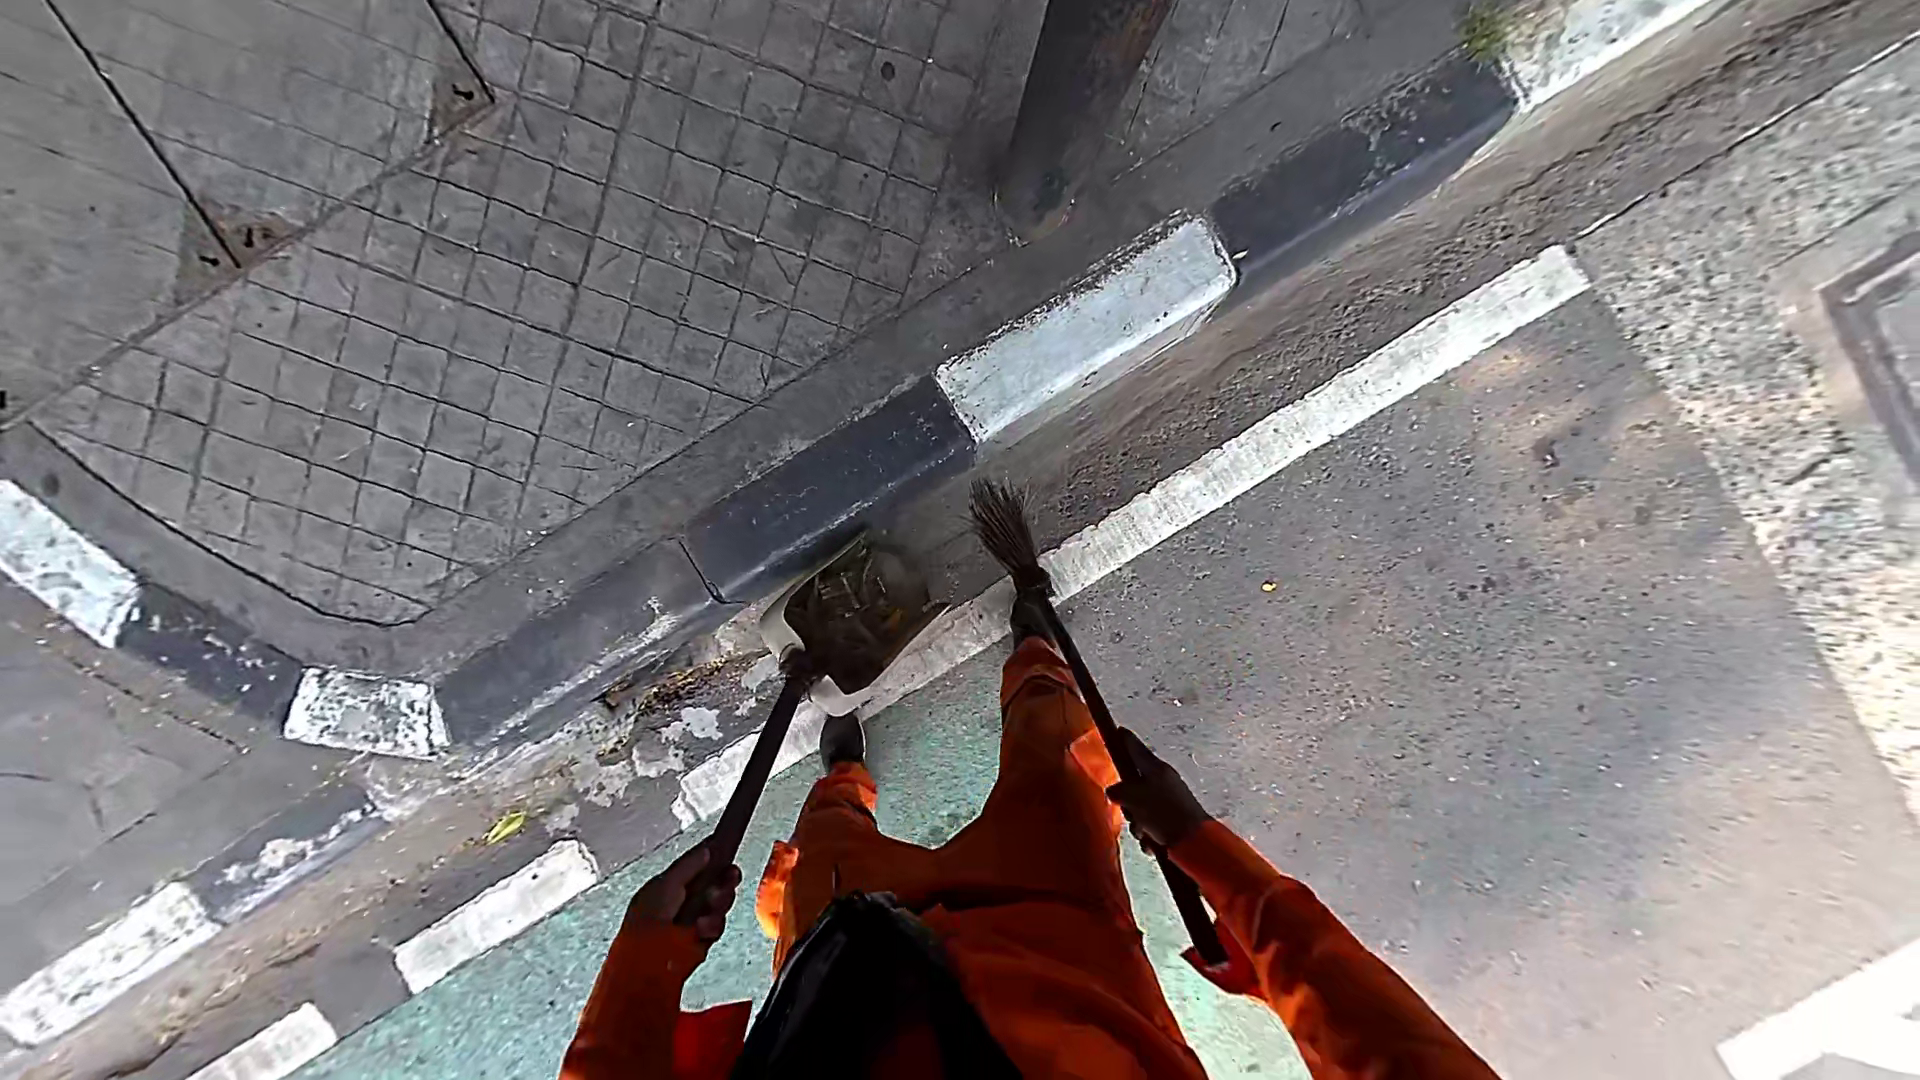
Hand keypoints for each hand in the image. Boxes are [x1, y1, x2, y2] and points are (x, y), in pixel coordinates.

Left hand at [628, 843, 741, 943]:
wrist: (645, 965)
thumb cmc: (645, 925)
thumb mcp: (665, 885)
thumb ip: (688, 865)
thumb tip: (707, 849)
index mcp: (669, 886)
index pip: (698, 866)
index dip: (714, 858)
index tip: (727, 853)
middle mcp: (682, 902)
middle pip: (716, 882)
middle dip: (725, 879)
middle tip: (729, 877)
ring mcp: (692, 921)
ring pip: (721, 902)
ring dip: (720, 901)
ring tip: (711, 904)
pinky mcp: (700, 941)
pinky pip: (718, 925)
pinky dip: (713, 924)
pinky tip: (702, 927)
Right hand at [1106, 727, 1211, 848]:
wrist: (1197, 844)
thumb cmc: (1164, 813)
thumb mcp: (1134, 798)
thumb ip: (1119, 791)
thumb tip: (1114, 792)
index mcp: (1156, 769)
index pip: (1135, 748)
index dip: (1124, 740)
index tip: (1118, 731)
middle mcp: (1163, 781)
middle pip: (1135, 783)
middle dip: (1128, 801)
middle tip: (1129, 811)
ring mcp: (1170, 801)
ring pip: (1142, 807)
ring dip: (1138, 823)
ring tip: (1144, 833)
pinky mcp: (1175, 821)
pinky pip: (1153, 824)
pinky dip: (1150, 835)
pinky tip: (1152, 844)